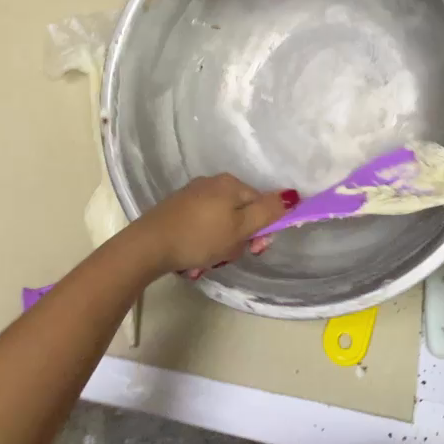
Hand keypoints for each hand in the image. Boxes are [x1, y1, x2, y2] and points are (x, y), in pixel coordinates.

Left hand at [128, 174, 295, 276]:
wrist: (150, 244)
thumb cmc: (200, 237)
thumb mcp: (240, 229)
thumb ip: (268, 212)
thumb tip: (293, 195)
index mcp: (231, 183)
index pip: (261, 203)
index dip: (262, 229)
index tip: (254, 250)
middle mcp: (213, 183)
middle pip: (241, 213)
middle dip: (238, 238)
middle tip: (226, 256)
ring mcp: (193, 195)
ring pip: (221, 222)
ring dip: (220, 244)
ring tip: (207, 261)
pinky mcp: (178, 209)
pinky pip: (202, 225)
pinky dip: (203, 242)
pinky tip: (193, 257)